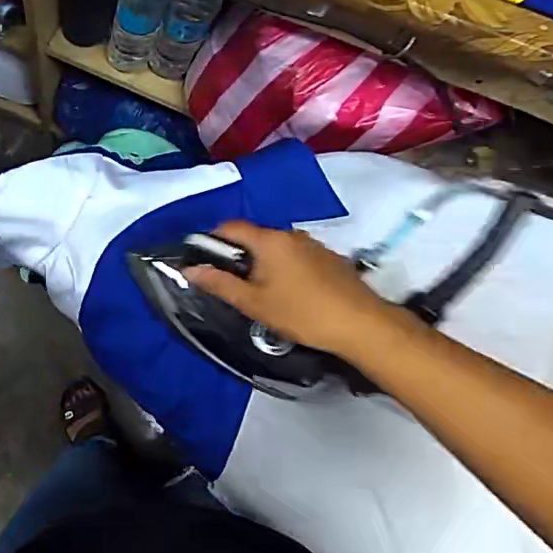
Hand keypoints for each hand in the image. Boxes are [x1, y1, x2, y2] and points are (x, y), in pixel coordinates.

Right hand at [184, 221, 419, 358]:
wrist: (363, 325)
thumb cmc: (302, 313)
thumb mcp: (254, 303)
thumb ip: (219, 283)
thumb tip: (190, 269)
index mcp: (268, 240)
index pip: (229, 226)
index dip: (211, 239)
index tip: (204, 261)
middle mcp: (290, 234)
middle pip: (253, 236)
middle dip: (237, 254)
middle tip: (232, 283)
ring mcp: (313, 244)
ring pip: (276, 247)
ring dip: (262, 261)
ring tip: (261, 291)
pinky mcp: (330, 258)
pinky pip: (296, 255)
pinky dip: (285, 267)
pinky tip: (290, 293)